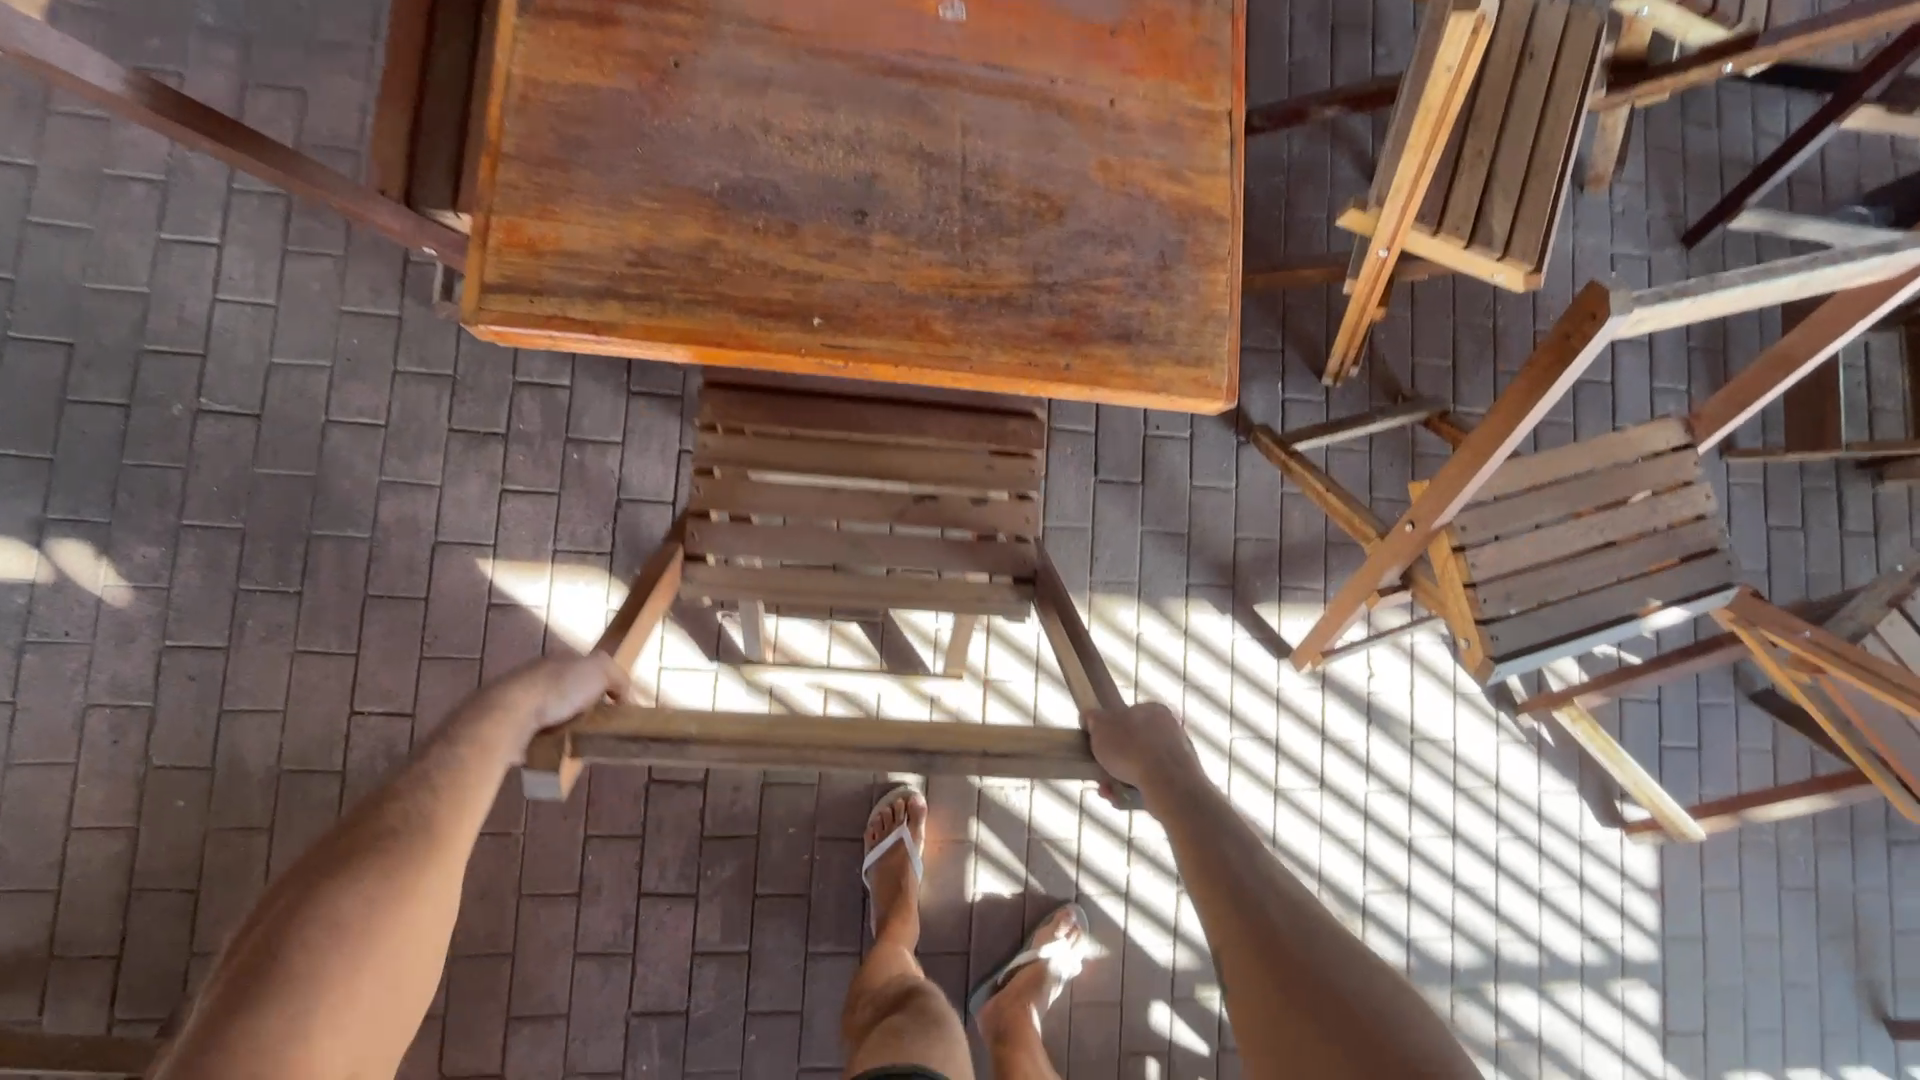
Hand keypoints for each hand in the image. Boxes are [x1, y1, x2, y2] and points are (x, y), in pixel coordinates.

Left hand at [465, 653, 630, 745]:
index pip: (588, 669)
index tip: (614, 707)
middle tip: (598, 726)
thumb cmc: (558, 688)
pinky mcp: (510, 725)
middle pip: (572, 692)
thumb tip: (623, 696)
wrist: (508, 716)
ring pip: (555, 714)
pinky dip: (549, 741)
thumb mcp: (600, 669)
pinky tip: (557, 749)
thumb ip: (618, 677)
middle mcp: (539, 675)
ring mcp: (522, 700)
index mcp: (560, 659)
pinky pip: (538, 733)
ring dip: (567, 726)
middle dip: (585, 707)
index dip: (604, 686)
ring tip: (580, 741)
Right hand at [1083, 702, 1201, 793]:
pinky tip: (1120, 799)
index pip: (1127, 713)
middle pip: (1132, 743)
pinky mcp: (1180, 778)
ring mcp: (1178, 754)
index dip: (1108, 729)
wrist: (1167, 783)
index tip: (1098, 744)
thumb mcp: (1100, 725)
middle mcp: (1170, 728)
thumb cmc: (1131, 748)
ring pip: (1139, 765)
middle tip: (1099, 771)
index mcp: (1153, 709)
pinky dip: (1134, 790)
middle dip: (1112, 760)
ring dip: (1119, 778)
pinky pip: (1150, 782)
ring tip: (1107, 790)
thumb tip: (1092, 717)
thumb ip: (1094, 718)